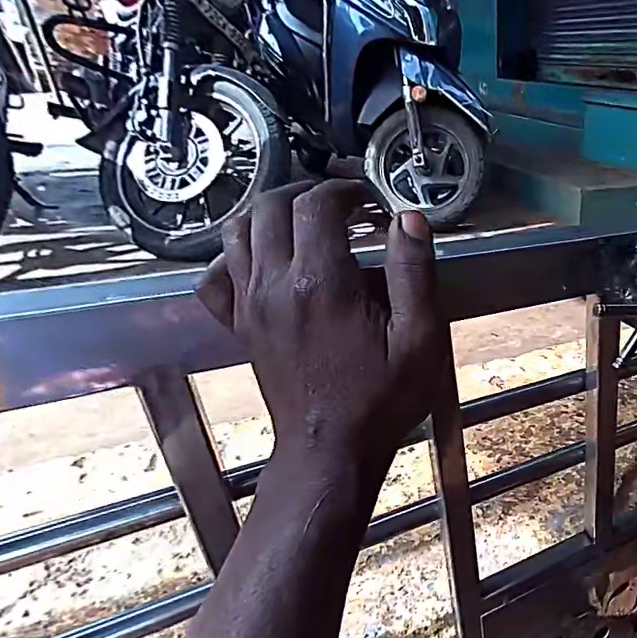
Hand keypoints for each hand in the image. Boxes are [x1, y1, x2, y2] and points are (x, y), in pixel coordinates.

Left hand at [196, 179, 445, 478]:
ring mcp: (250, 305)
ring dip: (272, 212)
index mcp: (322, 284)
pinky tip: (263, 259)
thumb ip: (414, 274)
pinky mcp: (240, 325)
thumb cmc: (383, 398)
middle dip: (308, 193)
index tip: (369, 198)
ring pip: (239, 230)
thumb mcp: (420, 339)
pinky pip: (216, 274)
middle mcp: (276, 286)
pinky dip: (235, 253)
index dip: (345, 190)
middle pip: (271, 207)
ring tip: (308, 221)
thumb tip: (409, 219)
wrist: (332, 447)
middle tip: (342, 203)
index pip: (318, 206)